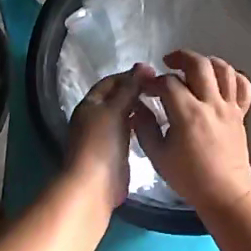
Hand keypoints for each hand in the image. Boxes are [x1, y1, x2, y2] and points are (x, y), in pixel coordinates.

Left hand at [61, 64, 153, 209]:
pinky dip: (138, 125)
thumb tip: (142, 66)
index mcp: (90, 103)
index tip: (153, 73)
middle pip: (116, 97)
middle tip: (160, 88)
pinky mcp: (113, 151)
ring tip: (160, 103)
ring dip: (138, 108)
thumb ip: (129, 88)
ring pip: (122, 115)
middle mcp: (94, 116)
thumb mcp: (115, 110)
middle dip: (135, 91)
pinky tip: (153, 124)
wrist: (94, 184)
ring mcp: (103, 135)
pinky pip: (127, 132)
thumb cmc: (102, 142)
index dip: (129, 75)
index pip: (110, 82)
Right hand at [130, 50, 250, 210]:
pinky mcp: (241, 114)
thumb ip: (144, 126)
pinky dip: (232, 76)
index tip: (145, 88)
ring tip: (193, 67)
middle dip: (180, 57)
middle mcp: (211, 104)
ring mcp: (229, 107)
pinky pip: (243, 86)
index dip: (153, 81)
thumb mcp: (157, 155)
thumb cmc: (188, 177)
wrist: (225, 193)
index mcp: (187, 114)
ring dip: (206, 61)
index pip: (168, 83)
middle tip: (167, 62)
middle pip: (199, 64)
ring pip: (224, 69)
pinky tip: (219, 80)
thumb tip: (137, 106)